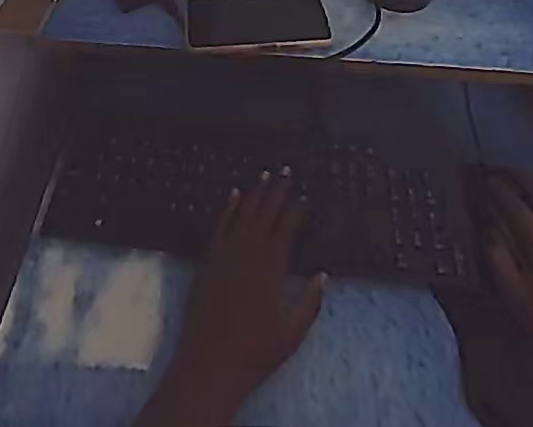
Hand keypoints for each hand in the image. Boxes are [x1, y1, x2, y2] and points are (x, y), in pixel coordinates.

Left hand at [134, 171, 326, 426]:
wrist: (210, 362)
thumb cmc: (256, 351)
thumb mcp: (292, 332)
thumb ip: (309, 301)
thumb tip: (323, 274)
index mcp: (271, 266)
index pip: (287, 229)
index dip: (297, 211)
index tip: (305, 196)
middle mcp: (249, 251)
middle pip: (266, 214)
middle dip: (278, 191)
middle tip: (287, 170)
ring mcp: (226, 252)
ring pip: (243, 213)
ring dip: (256, 193)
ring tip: (266, 174)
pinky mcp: (209, 257)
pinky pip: (221, 224)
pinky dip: (229, 207)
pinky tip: (234, 194)